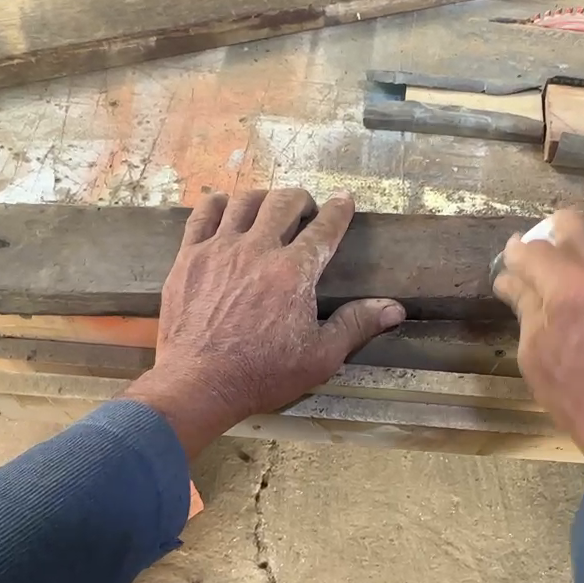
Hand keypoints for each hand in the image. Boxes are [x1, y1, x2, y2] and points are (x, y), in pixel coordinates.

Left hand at [123, 188, 404, 455]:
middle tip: (307, 212)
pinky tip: (227, 211)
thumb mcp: (320, 357)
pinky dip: (220, 204)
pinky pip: (203, 213)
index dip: (339, 211)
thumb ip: (356, 325)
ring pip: (244, 201)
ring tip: (269, 210)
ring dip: (264, 199)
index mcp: (294, 272)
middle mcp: (258, 249)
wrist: (199, 383)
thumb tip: (394, 309)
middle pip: (284, 202)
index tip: (346, 200)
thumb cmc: (264, 374)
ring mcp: (219, 249)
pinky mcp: (189, 256)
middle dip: (301, 200)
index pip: (324, 228)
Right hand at [494, 210, 583, 463]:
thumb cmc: (571, 392)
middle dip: (550, 236)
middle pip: (572, 225)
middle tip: (543, 257)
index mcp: (566, 286)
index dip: (514, 255)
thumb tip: (510, 279)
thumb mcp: (533, 352)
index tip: (510, 263)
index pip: (531, 251)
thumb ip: (525, 306)